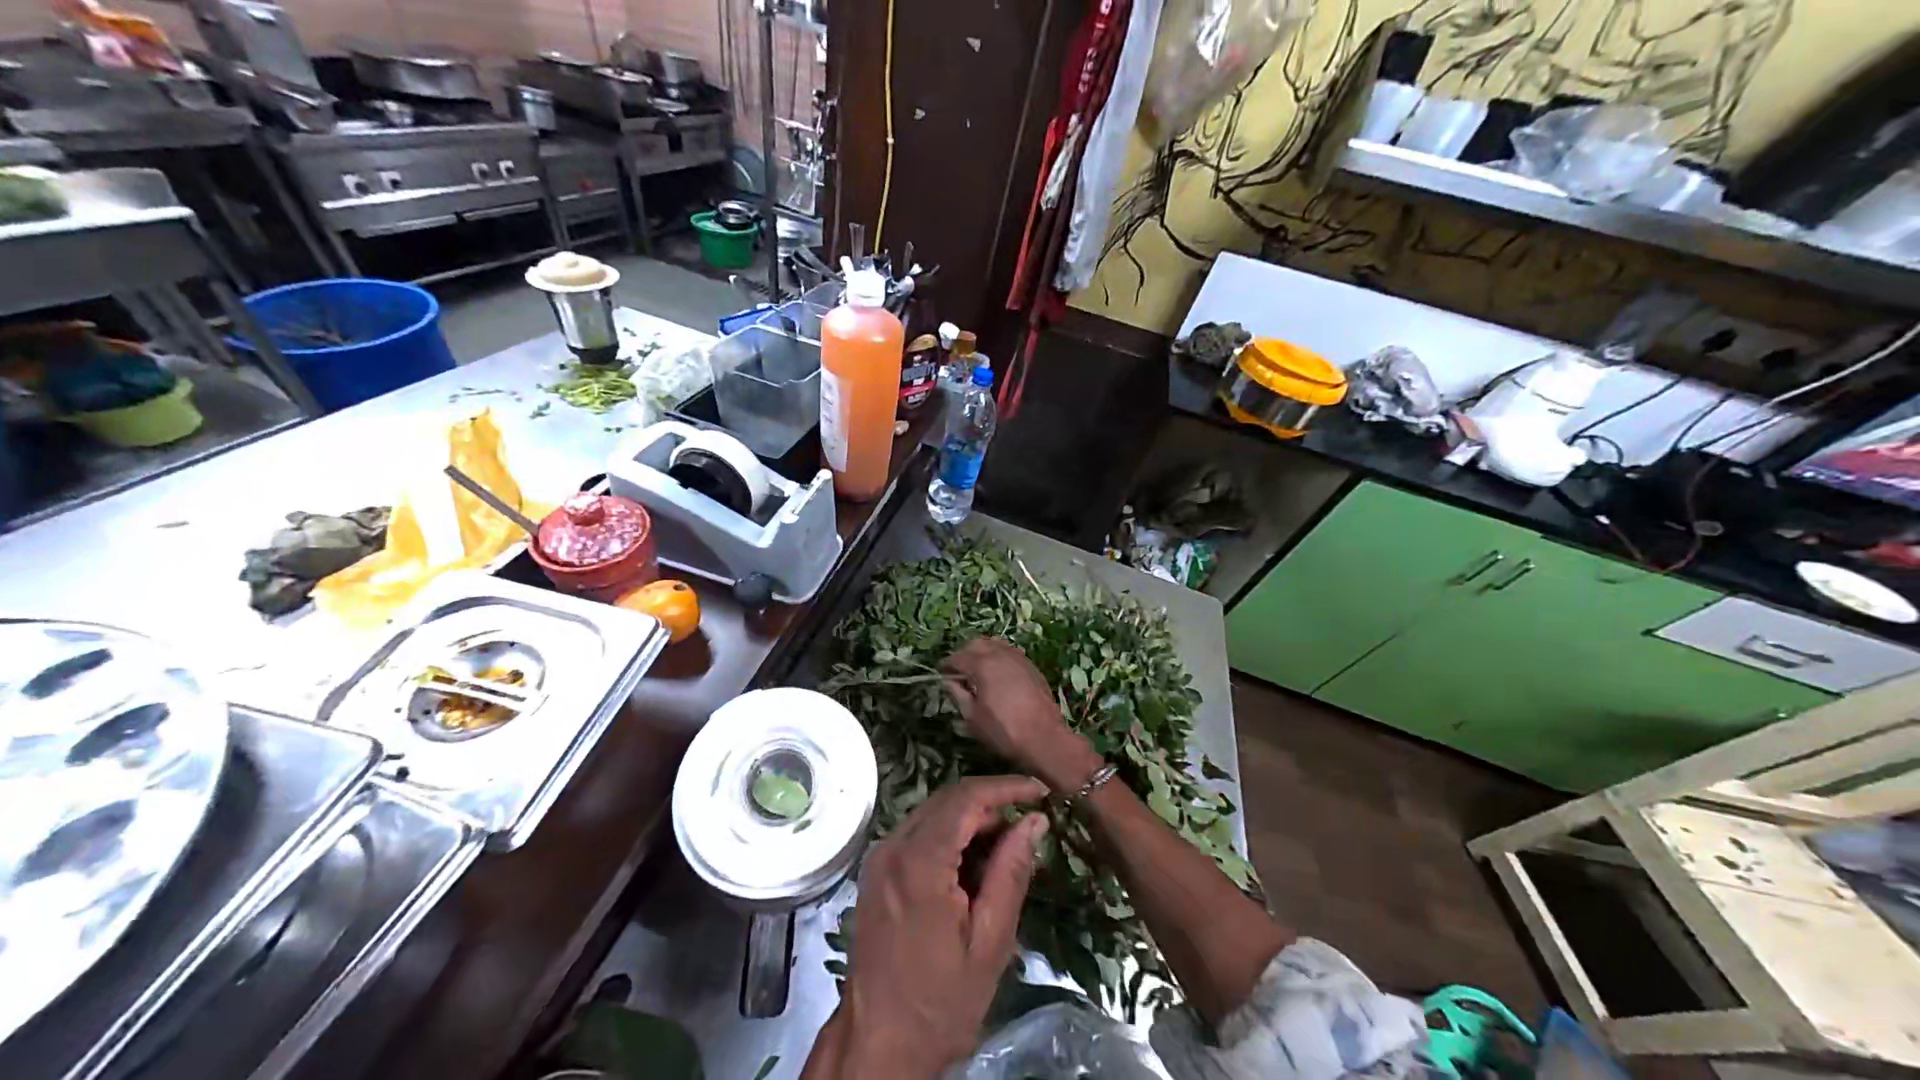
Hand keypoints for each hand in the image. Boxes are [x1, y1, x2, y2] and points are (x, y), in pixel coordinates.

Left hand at [806, 776, 1048, 1078]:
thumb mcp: (990, 941)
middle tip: (1030, 823)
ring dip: (972, 819)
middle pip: (947, 800)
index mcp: (919, 863)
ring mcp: (880, 857)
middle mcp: (892, 847)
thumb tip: (1034, 821)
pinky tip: (974, 862)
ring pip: (933, 813)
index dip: (1006, 787)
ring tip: (1009, 846)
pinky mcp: (876, 871)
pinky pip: (919, 833)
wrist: (878, 1043)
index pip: (966, 798)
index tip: (1041, 791)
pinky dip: (950, 835)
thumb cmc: (940, 1002)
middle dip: (992, 802)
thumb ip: (1011, 872)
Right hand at [942, 638, 1101, 791]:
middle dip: (964, 654)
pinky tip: (999, 676)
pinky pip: (1010, 653)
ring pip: (996, 644)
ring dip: (983, 653)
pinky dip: (999, 658)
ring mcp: (1019, 659)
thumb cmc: (1003, 731)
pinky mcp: (1032, 667)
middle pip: (977, 643)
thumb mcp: (972, 717)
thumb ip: (957, 694)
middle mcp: (1001, 654)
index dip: (946, 665)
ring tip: (979, 672)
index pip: (957, 657)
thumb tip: (948, 681)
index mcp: (983, 664)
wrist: (1044, 739)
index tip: (941, 675)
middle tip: (959, 673)